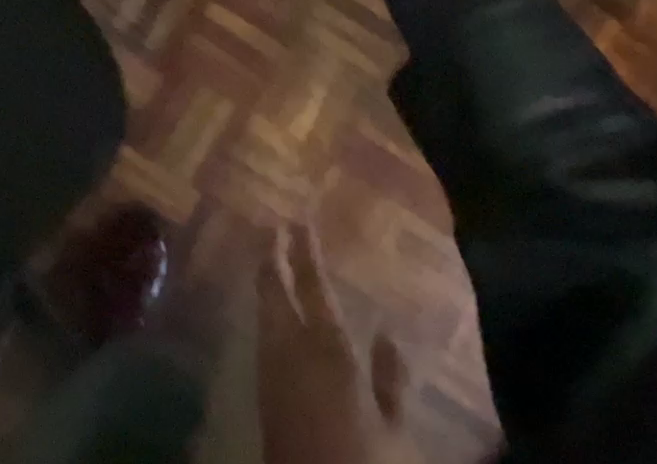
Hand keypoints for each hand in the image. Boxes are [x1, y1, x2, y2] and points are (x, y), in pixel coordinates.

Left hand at [257, 223, 416, 463]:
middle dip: (271, 254)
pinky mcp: (261, 386)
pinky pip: (262, 332)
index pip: (312, 285)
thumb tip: (388, 335)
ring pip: (263, 308)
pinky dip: (266, 309)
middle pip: (273, 288)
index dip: (304, 249)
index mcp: (327, 347)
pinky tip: (273, 310)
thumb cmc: (363, 459)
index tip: (298, 218)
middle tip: (271, 225)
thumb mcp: (395, 426)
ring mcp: (270, 365)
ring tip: (271, 257)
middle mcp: (290, 346)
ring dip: (266, 279)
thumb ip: (391, 379)